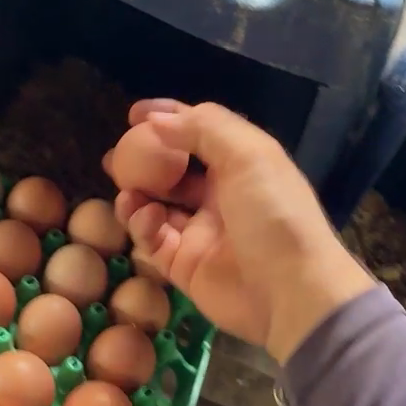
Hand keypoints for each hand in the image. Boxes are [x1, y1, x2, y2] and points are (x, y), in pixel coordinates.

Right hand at [108, 100, 375, 362]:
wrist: (290, 291)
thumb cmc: (274, 214)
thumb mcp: (249, 155)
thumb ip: (203, 129)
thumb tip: (157, 121)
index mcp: (240, 166)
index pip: (198, 133)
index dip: (168, 119)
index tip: (133, 114)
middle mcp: (219, 196)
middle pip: (171, 171)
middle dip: (142, 162)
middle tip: (116, 159)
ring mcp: (199, 233)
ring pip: (155, 206)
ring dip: (136, 195)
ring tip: (128, 191)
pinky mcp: (183, 266)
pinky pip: (152, 240)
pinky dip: (143, 226)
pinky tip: (147, 219)